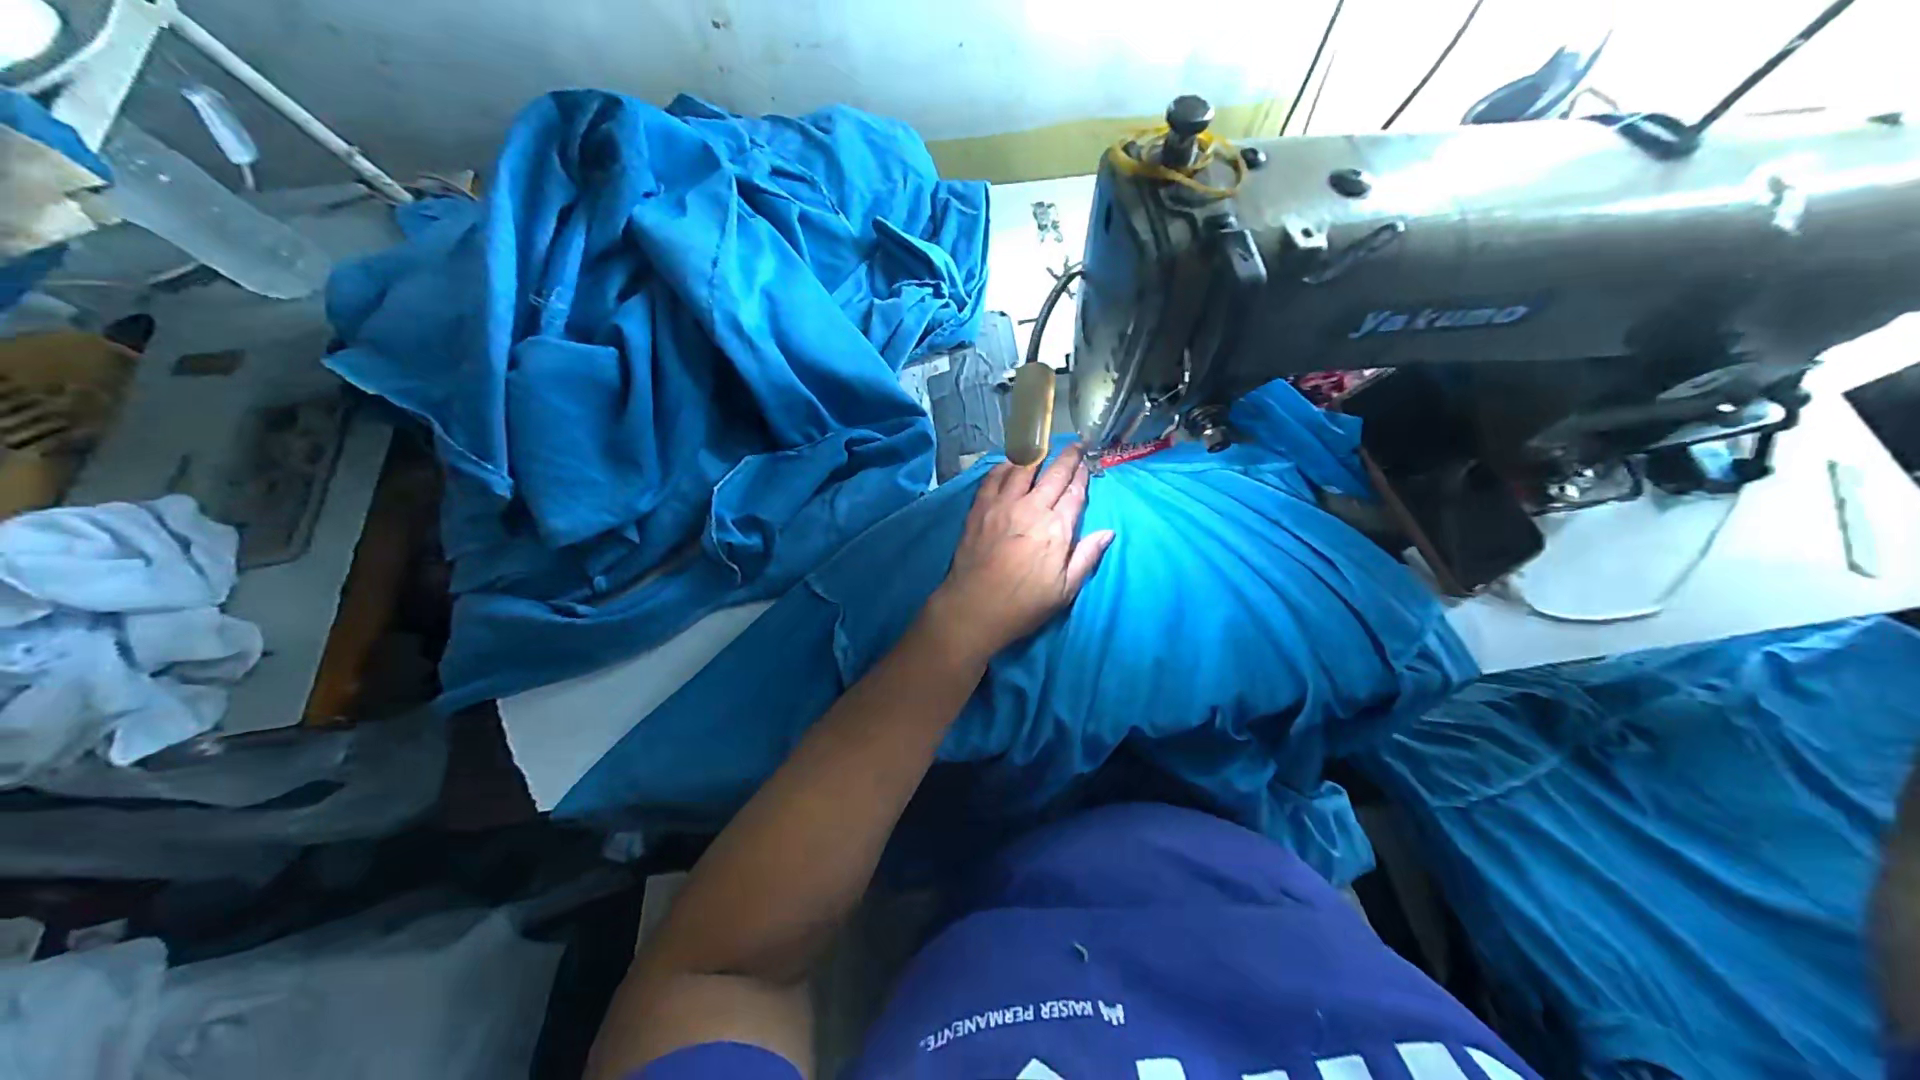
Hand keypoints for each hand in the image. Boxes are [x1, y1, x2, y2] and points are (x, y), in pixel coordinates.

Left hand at [922, 445, 1115, 663]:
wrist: (974, 607)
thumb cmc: (1023, 604)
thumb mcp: (1065, 590)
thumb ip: (1087, 557)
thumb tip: (1108, 532)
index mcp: (1056, 529)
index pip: (1075, 493)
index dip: (1082, 476)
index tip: (1086, 464)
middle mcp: (1031, 508)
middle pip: (1053, 474)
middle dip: (1067, 457)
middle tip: (1075, 445)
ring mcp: (1003, 505)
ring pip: (1023, 469)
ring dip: (1036, 456)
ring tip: (1043, 449)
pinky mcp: (980, 508)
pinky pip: (993, 478)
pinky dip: (1004, 467)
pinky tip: (1009, 464)